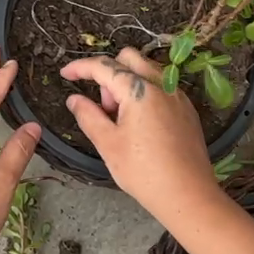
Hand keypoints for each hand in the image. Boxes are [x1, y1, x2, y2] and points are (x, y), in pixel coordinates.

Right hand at [61, 48, 224, 218]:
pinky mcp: (187, 109)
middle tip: (103, 107)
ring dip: (127, 83)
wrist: (189, 195)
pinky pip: (161, 87)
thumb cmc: (144, 172)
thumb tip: (74, 99)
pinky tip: (141, 125)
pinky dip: (145, 93)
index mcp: (140, 90)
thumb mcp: (108, 144)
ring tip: (121, 120)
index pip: (104, 67)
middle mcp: (162, 85)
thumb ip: (88, 116)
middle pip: (129, 58)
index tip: (64, 74)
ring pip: (147, 70)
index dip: (80, 67)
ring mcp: (178, 96)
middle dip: (109, 74)